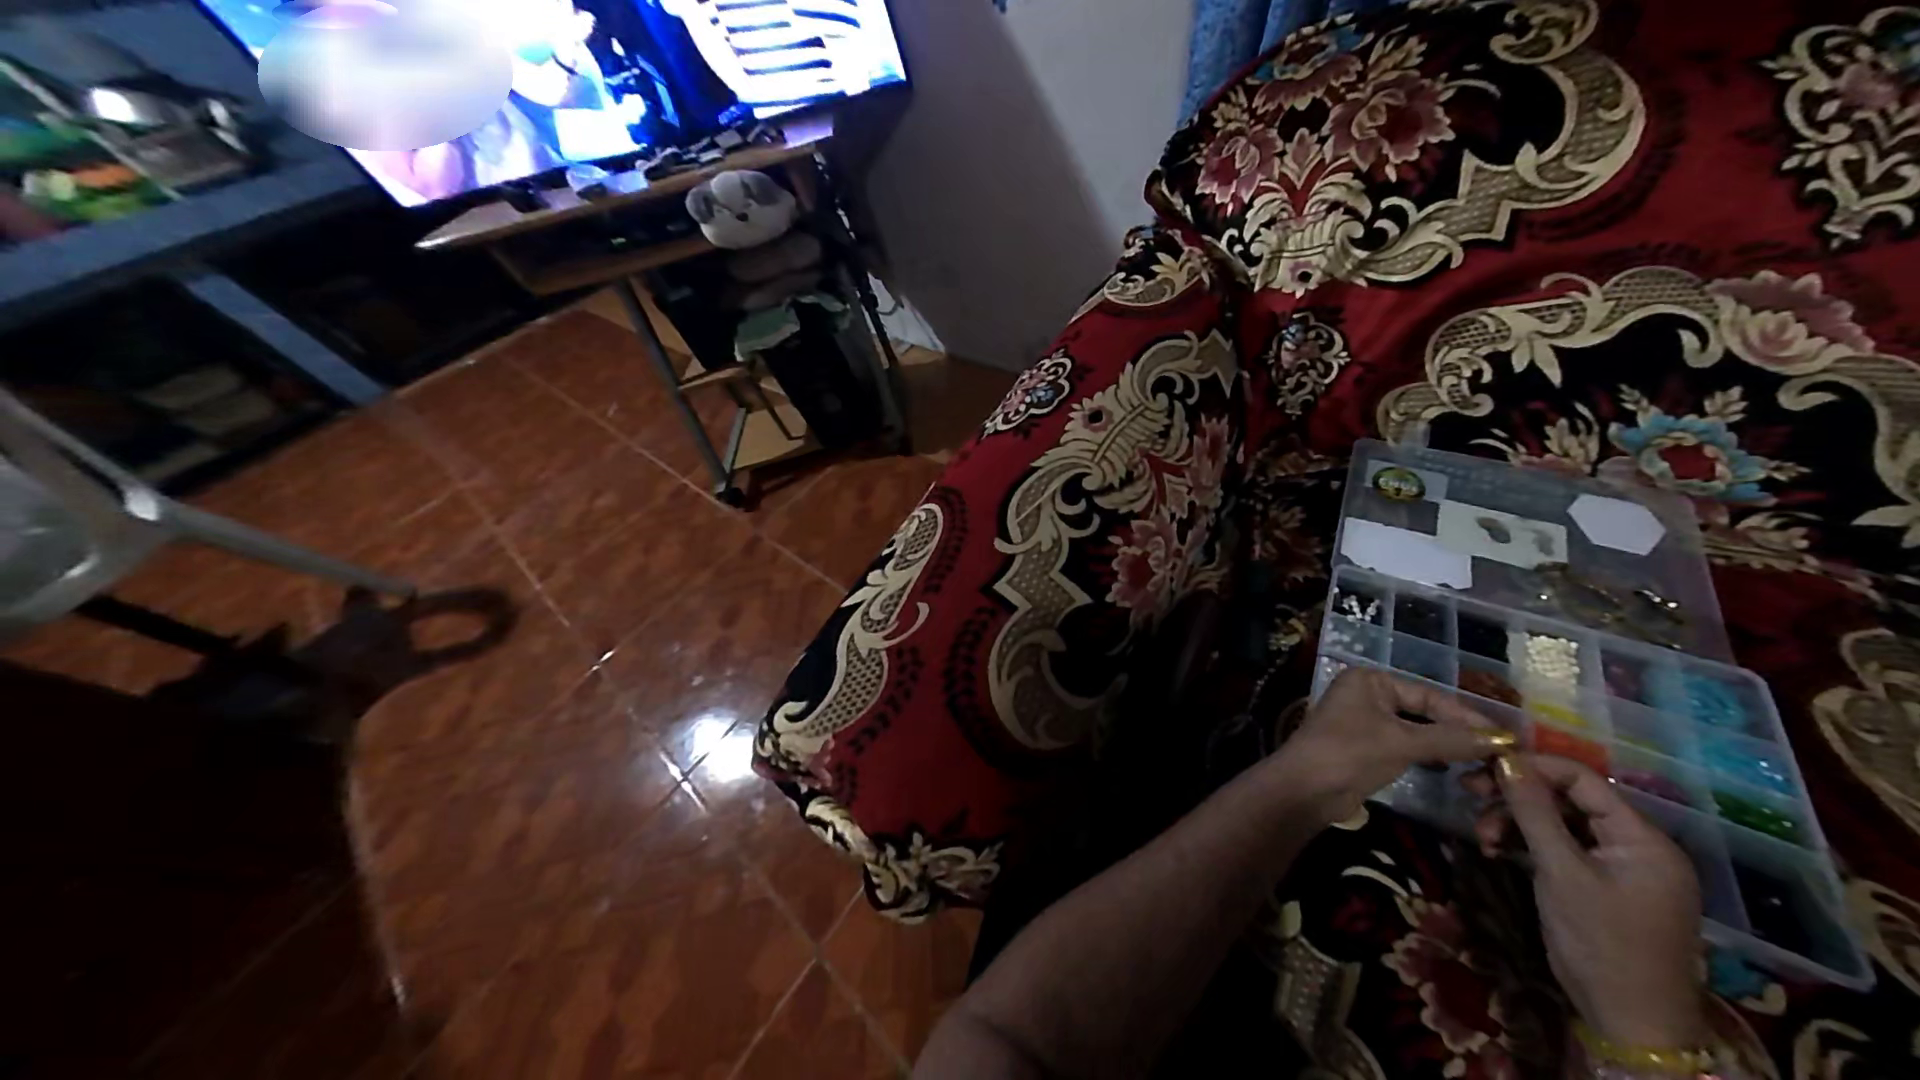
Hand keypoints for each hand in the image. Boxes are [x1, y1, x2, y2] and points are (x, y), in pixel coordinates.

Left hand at [1273, 668, 1509, 822]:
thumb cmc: (1350, 753)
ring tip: (1483, 764)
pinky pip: (1406, 745)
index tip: (1506, 739)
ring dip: (1446, 746)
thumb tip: (1504, 739)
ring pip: (1416, 730)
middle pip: (1424, 711)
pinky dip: (1428, 755)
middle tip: (1500, 754)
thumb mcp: (1403, 742)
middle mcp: (1366, 694)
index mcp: (1370, 680)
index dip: (1467, 717)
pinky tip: (1453, 769)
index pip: (1429, 694)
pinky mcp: (1366, 746)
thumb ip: (1452, 739)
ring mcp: (1364, 720)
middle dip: (1458, 732)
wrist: (1306, 788)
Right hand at [1473, 755, 1704, 1049]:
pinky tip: (1494, 850)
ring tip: (1480, 836)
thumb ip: (1534, 812)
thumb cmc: (1600, 940)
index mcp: (1642, 838)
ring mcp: (1616, 865)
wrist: (1628, 1018)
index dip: (1532, 766)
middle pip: (1566, 798)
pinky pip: (1558, 846)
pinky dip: (1524, 844)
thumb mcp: (1560, 870)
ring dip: (1513, 821)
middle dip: (1515, 794)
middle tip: (1467, 790)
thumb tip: (1507, 759)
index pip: (1583, 780)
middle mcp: (1634, 844)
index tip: (1483, 766)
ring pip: (1556, 821)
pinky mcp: (1598, 882)